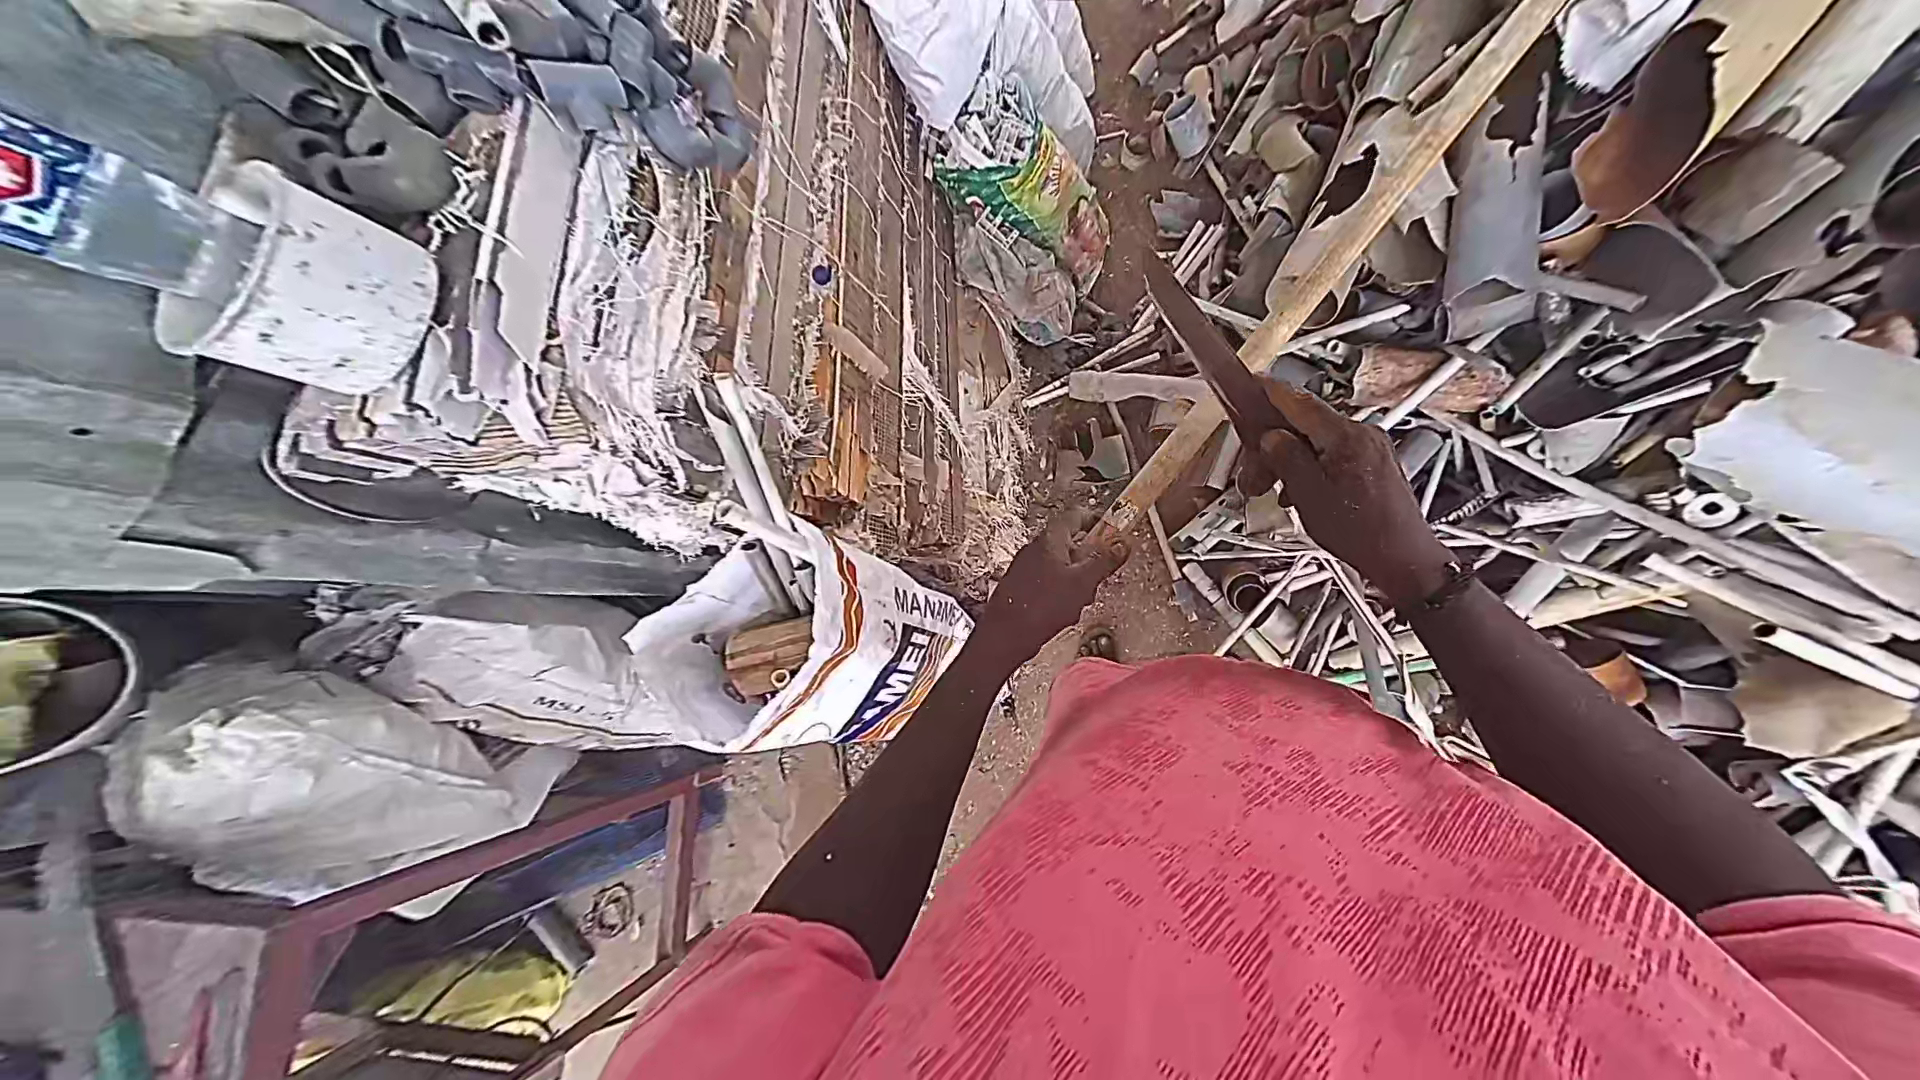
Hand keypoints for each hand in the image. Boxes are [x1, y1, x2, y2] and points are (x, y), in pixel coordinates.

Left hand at [976, 515, 1128, 666]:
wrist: (1006, 635)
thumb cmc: (1040, 606)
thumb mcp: (1083, 582)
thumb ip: (1104, 560)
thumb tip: (1122, 543)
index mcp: (1050, 540)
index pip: (1076, 515)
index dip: (1097, 520)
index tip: (1114, 531)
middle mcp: (1035, 549)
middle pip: (1070, 541)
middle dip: (1090, 557)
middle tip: (1101, 572)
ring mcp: (1026, 567)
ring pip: (1061, 564)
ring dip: (1078, 578)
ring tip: (1082, 597)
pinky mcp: (1022, 586)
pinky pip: (1050, 581)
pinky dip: (1063, 591)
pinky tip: (1065, 609)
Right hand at [1241, 381, 1455, 607]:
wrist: (1401, 558)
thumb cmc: (1362, 533)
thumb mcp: (1308, 494)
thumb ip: (1286, 458)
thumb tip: (1271, 436)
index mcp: (1346, 438)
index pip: (1300, 403)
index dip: (1271, 393)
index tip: (1254, 384)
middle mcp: (1363, 436)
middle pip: (1304, 426)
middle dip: (1273, 447)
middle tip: (1254, 472)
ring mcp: (1371, 449)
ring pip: (1315, 442)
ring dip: (1289, 461)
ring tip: (1274, 489)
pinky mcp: (1372, 463)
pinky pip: (1330, 455)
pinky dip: (1308, 468)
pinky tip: (1297, 491)